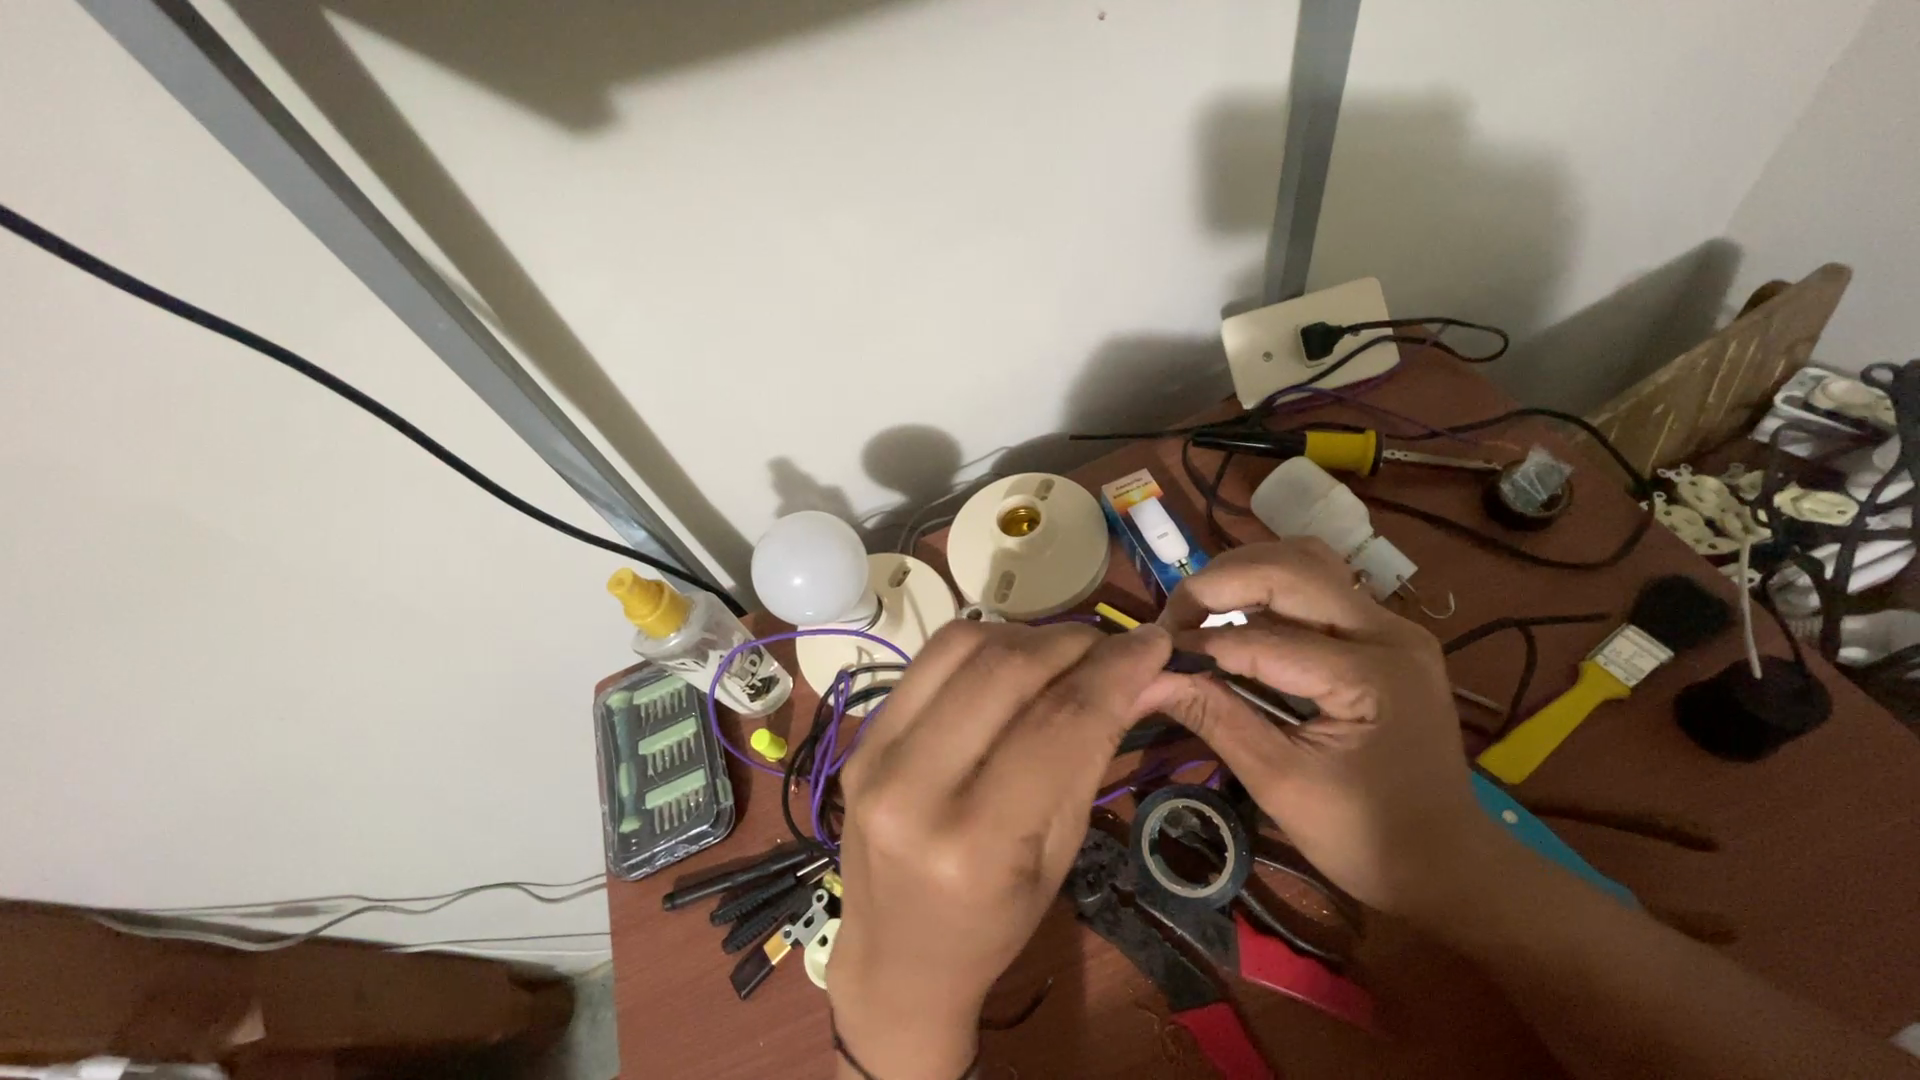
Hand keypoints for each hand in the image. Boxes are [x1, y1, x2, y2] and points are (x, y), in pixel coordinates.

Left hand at [831, 620, 1177, 1079]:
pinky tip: (1015, 662)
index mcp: (976, 844)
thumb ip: (1095, 751)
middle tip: (1115, 645)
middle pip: (1007, 670)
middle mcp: (914, 789)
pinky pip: (929, 659)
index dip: (1117, 672)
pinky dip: (983, 646)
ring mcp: (875, 755)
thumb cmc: (994, 923)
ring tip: (1067, 652)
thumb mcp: (1060, 852)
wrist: (894, 958)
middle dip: (1074, 642)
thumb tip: (1149, 674)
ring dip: (1028, 635)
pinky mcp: (862, 736)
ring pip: (962, 646)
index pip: (1060, 724)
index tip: (1157, 644)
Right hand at [1155, 540, 1501, 915]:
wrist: (1445, 863)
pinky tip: (1239, 619)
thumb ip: (1215, 717)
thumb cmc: (1363, 836)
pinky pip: (1318, 587)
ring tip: (1201, 612)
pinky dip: (1269, 590)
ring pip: (1306, 561)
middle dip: (1218, 585)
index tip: (1150, 660)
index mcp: (1372, 674)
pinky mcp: (1384, 634)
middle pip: (1290, 568)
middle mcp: (1389, 631)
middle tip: (1172, 622)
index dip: (1198, 644)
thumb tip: (1148, 679)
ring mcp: (1392, 627)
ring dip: (1245, 575)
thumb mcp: (1279, 782)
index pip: (1263, 638)